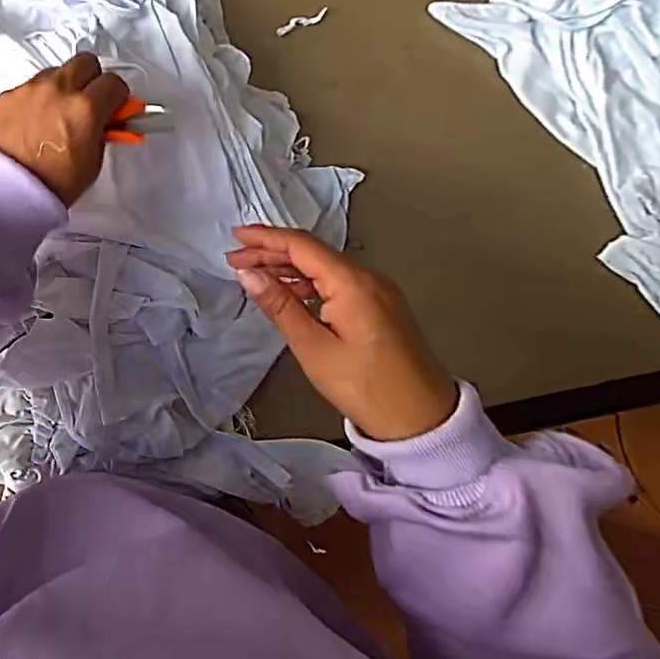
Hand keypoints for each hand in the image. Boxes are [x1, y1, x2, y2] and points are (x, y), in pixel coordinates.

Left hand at [0, 53, 130, 205]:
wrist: (10, 193)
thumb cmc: (54, 184)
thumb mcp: (94, 159)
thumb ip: (104, 130)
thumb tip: (108, 117)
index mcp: (86, 107)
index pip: (114, 82)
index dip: (116, 96)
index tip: (113, 105)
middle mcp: (58, 90)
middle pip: (86, 62)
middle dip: (91, 79)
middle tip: (89, 101)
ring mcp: (30, 89)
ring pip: (56, 72)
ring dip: (63, 86)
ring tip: (58, 114)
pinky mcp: (8, 95)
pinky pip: (30, 86)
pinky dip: (37, 99)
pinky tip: (35, 122)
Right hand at [226, 226, 456, 441]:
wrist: (423, 420)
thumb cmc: (366, 388)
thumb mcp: (314, 349)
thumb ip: (280, 306)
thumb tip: (248, 274)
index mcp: (353, 282)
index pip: (302, 245)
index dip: (265, 238)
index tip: (236, 237)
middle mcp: (368, 276)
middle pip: (313, 252)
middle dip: (272, 252)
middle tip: (236, 260)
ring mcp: (378, 289)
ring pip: (325, 266)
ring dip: (289, 267)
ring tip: (254, 274)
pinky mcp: (381, 304)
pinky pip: (338, 280)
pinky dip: (310, 281)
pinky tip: (289, 291)